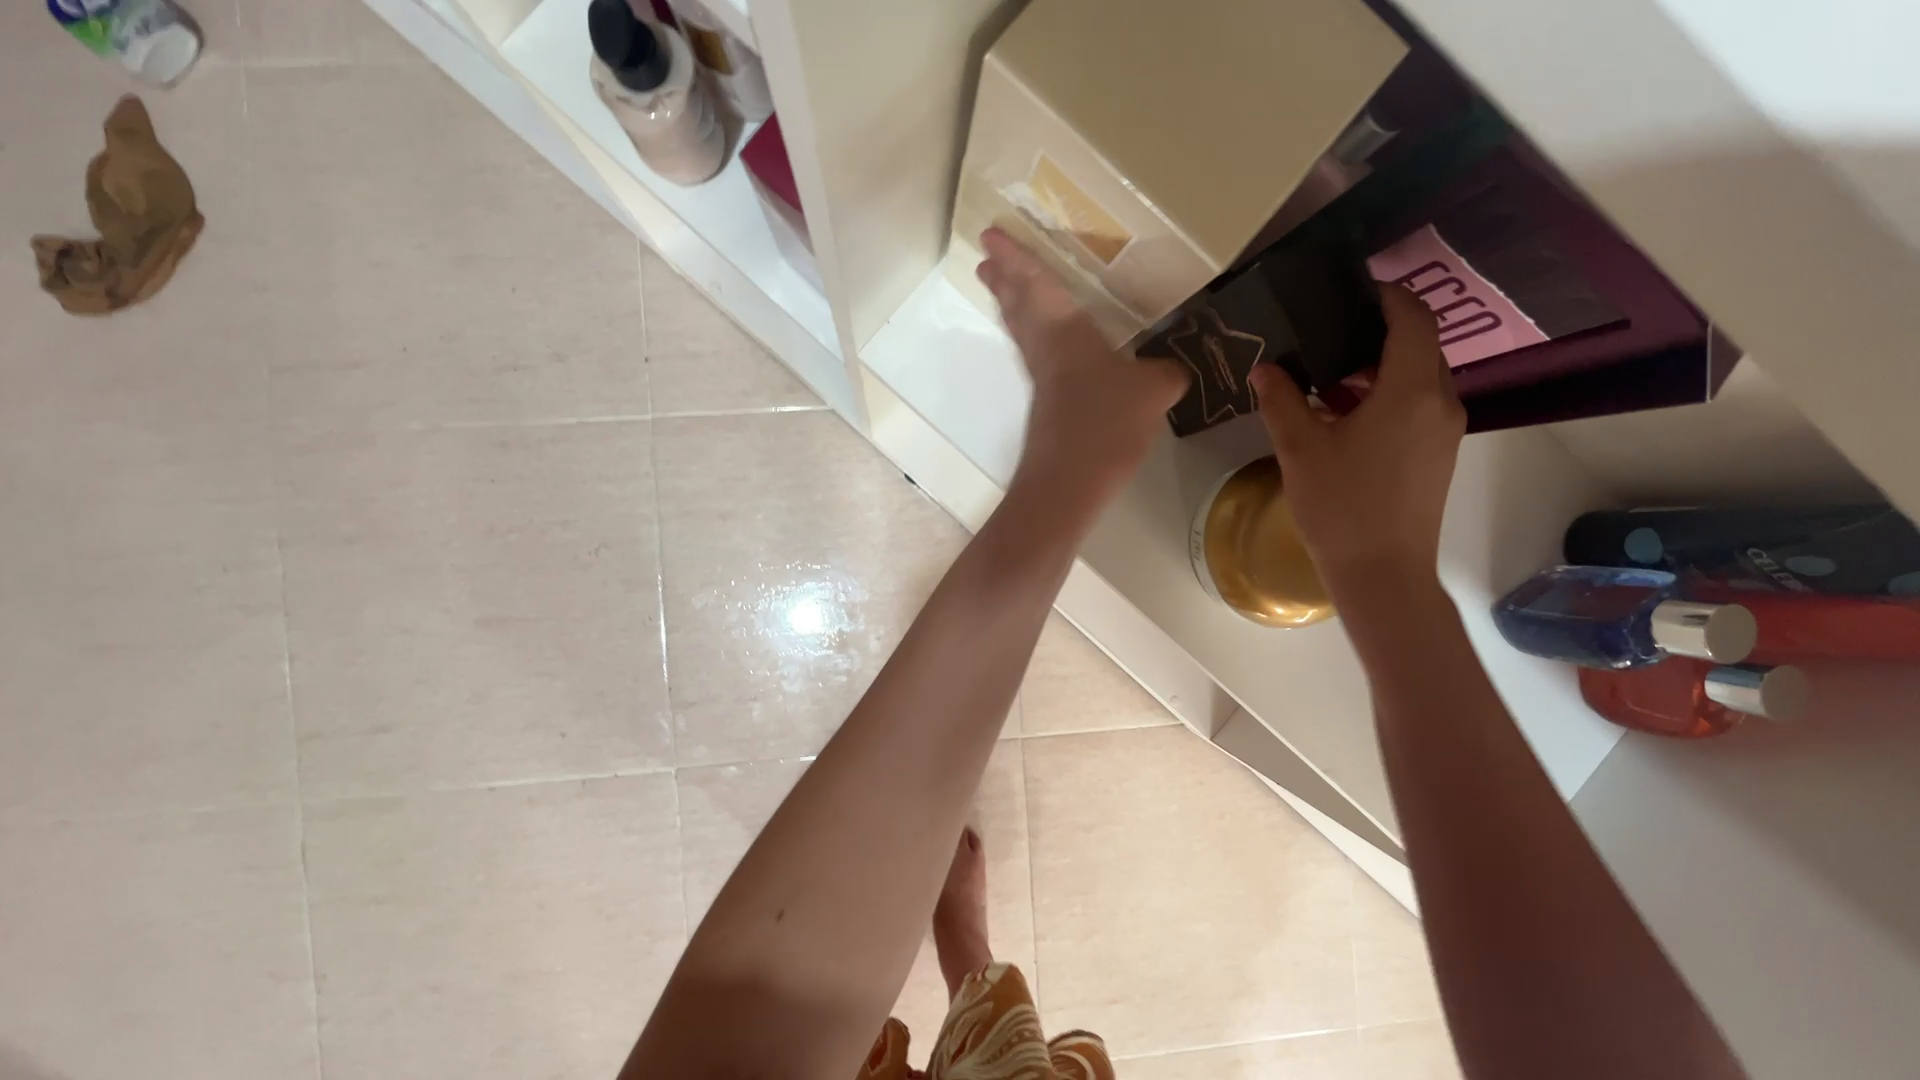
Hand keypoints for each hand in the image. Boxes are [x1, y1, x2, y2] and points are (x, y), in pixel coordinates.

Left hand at [976, 228, 1189, 514]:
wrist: (1068, 483)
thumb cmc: (1106, 424)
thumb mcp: (1153, 390)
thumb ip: (1167, 372)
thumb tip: (1173, 369)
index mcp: (1065, 330)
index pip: (1036, 283)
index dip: (1016, 257)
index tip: (991, 235)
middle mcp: (1045, 348)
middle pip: (1018, 306)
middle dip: (1005, 280)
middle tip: (987, 259)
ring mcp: (1042, 379)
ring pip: (1022, 331)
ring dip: (1011, 307)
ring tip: (1004, 291)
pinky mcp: (1046, 405)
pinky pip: (1035, 356)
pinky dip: (1032, 338)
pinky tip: (1047, 348)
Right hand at [1248, 285, 1464, 597]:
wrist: (1383, 574)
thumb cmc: (1341, 506)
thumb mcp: (1300, 449)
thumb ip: (1282, 400)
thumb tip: (1266, 370)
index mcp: (1411, 390)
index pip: (1412, 318)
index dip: (1386, 296)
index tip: (1351, 290)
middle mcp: (1440, 401)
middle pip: (1419, 345)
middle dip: (1376, 333)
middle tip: (1326, 333)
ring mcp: (1444, 430)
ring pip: (1418, 377)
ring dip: (1378, 368)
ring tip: (1327, 377)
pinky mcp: (1438, 454)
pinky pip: (1418, 405)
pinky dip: (1386, 396)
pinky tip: (1343, 415)